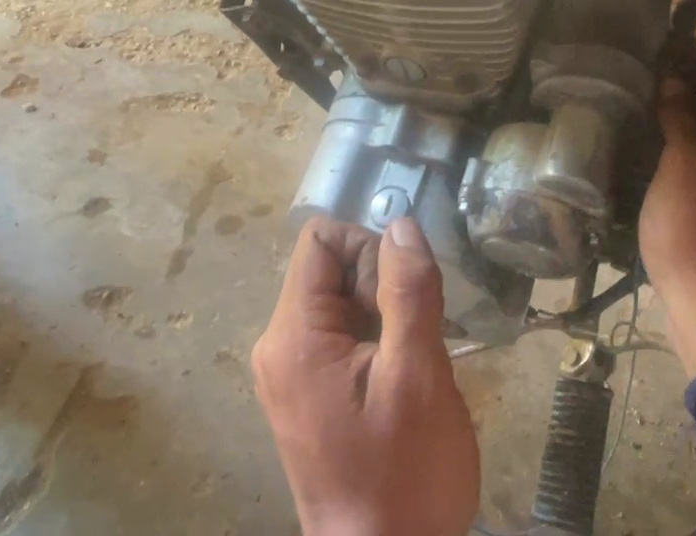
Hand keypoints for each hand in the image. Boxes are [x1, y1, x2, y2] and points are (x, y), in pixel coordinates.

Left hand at [252, 217, 478, 535]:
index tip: (403, 295)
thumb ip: (409, 292)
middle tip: (412, 336)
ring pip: (341, 299)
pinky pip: (342, 332)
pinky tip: (401, 373)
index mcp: (293, 336)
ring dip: (385, 311)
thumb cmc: (403, 471)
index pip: (320, 241)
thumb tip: (402, 224)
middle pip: (329, 268)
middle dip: (380, 283)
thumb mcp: (416, 375)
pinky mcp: (309, 391)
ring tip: (412, 357)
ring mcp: (291, 371)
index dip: (369, 249)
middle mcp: (279, 346)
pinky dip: (377, 335)